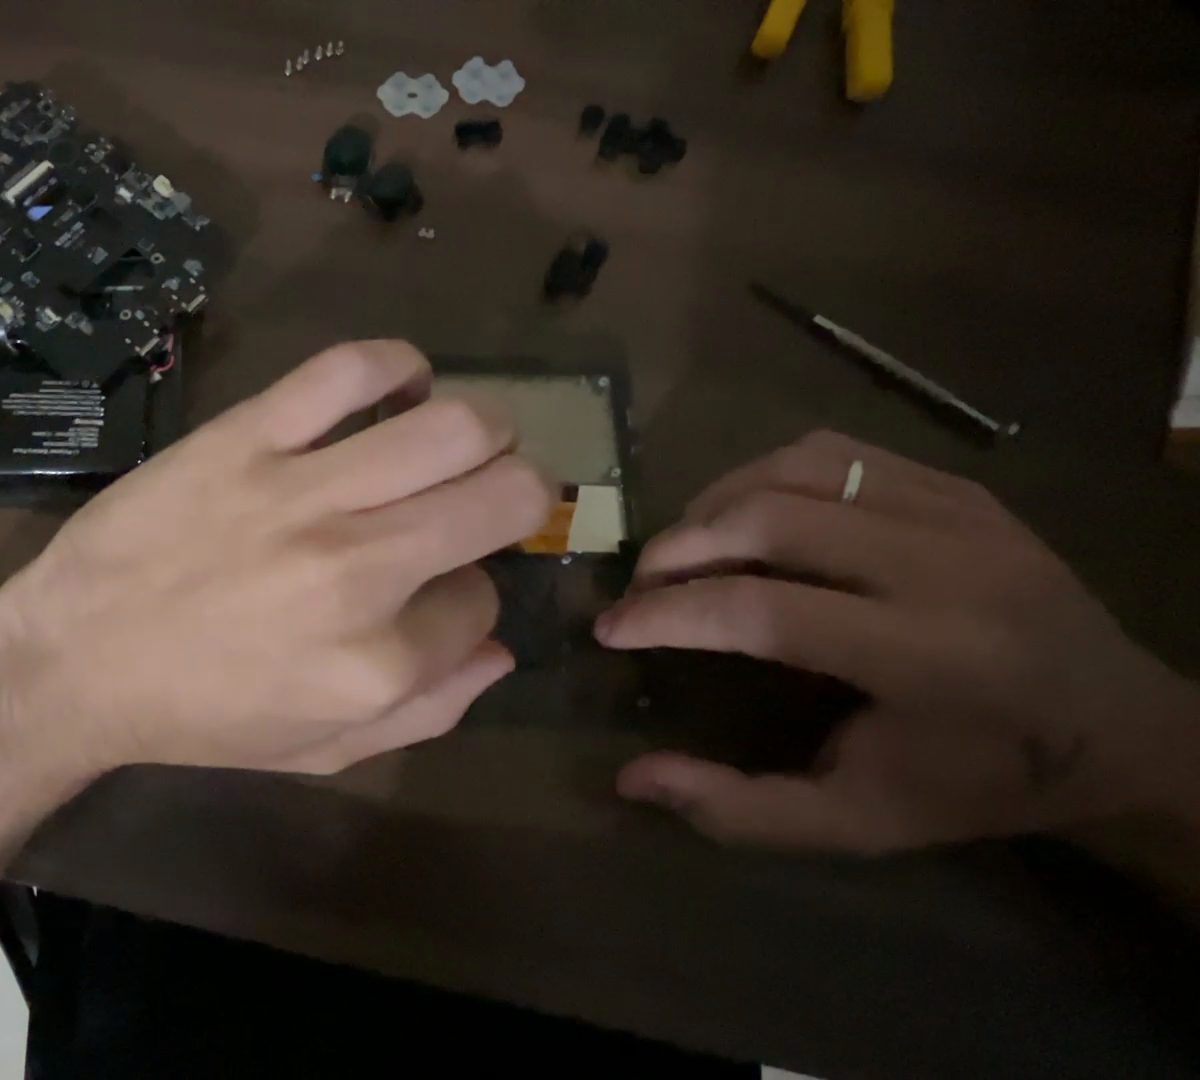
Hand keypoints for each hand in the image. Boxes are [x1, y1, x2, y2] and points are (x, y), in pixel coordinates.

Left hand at [0, 340, 550, 776]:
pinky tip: (402, 385)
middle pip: (503, 498)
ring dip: (486, 431)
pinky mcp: (243, 439)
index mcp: (378, 662)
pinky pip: (347, 372)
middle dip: (520, 496)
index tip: (438, 589)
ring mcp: (299, 494)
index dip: (472, 592)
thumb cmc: (197, 718)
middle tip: (493, 495)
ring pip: (454, 428)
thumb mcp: (320, 751)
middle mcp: (357, 570)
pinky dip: (398, 366)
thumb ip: (427, 711)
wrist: (72, 663)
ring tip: (462, 442)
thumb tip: (499, 645)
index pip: (484, 598)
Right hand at [596, 431, 1199, 853]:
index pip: (761, 612)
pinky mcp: (962, 489)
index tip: (611, 628)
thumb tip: (632, 778)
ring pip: (793, 470)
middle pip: (768, 521)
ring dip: (713, 503)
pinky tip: (746, 514)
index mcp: (930, 661)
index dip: (666, 615)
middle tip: (640, 585)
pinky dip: (764, 475)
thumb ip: (739, 809)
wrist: (1127, 732)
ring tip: (684, 546)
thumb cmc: (976, 786)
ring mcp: (962, 515)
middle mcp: (949, 571)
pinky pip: (834, 453)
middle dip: (676, 548)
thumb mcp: (857, 824)